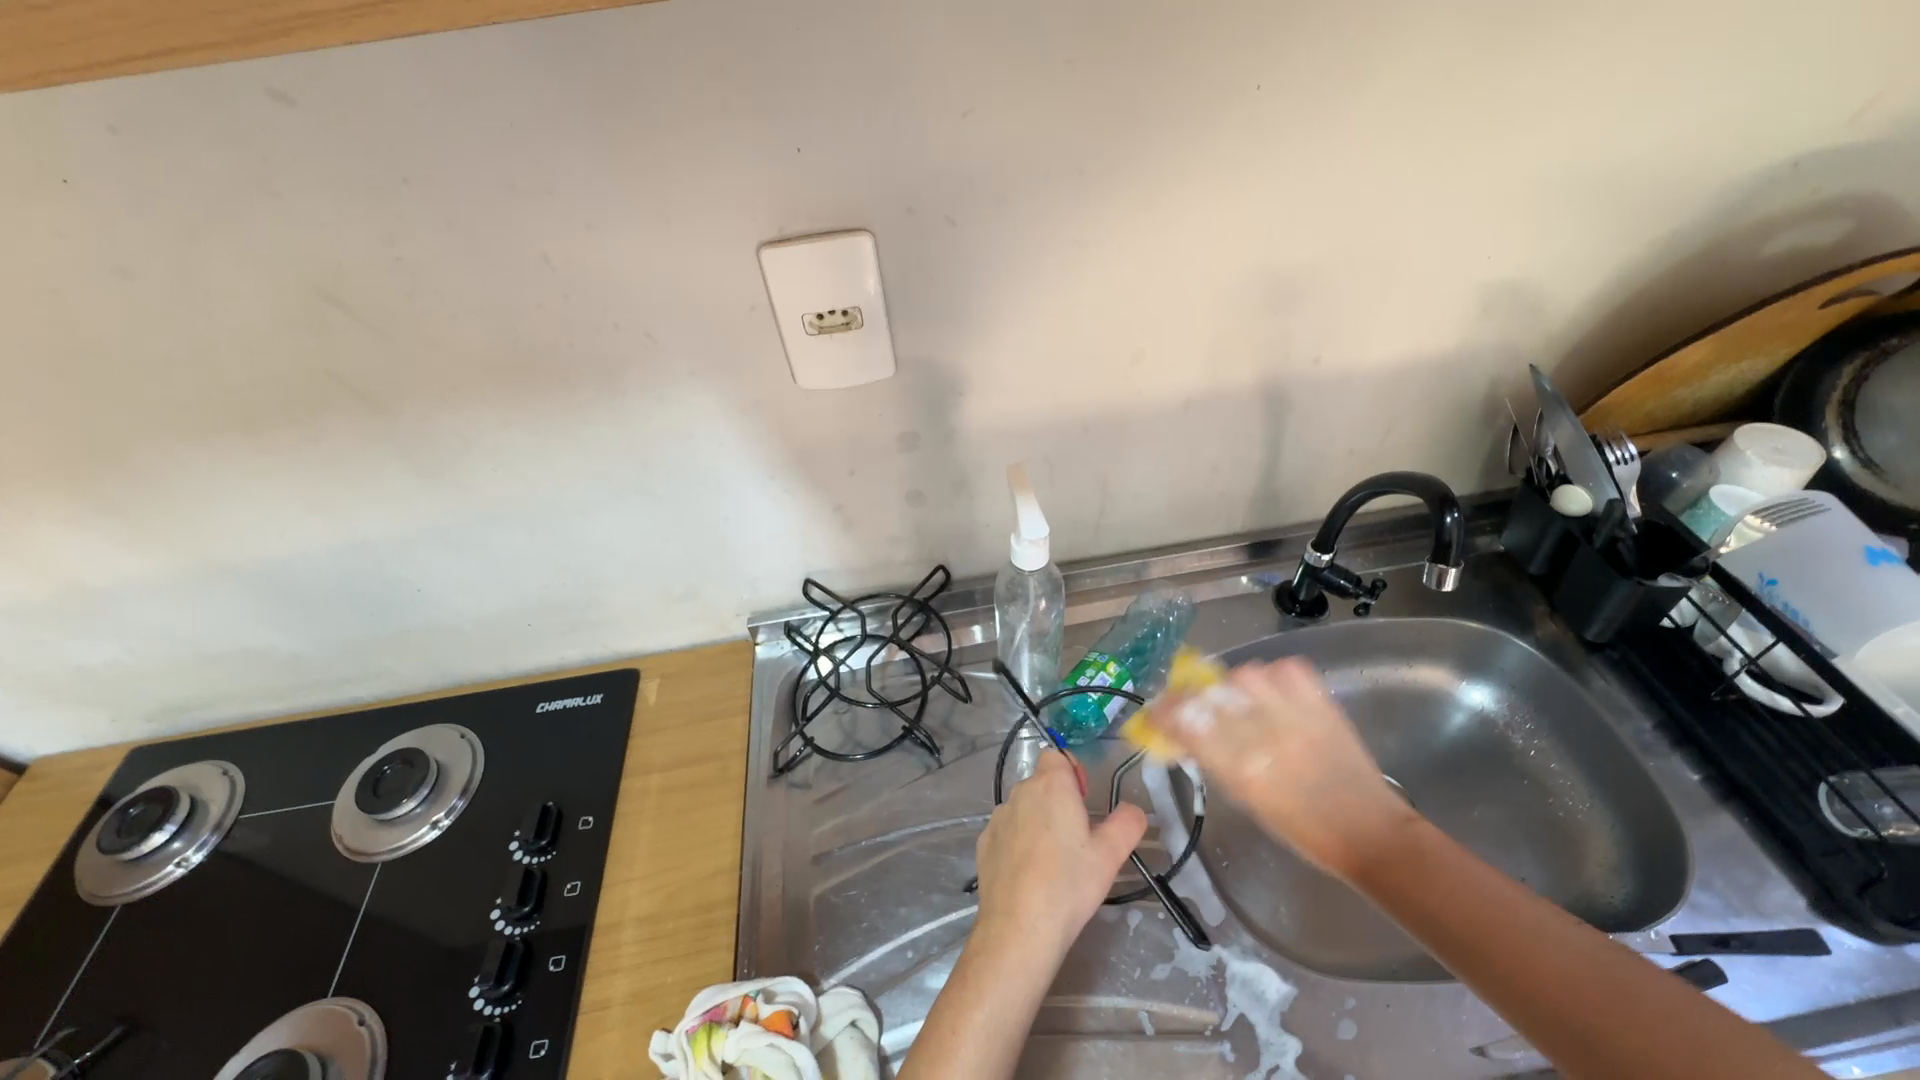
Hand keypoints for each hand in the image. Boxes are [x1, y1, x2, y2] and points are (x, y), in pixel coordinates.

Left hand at [973, 752, 1147, 958]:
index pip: (1057, 755)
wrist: (1019, 927)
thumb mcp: (1111, 854)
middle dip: (1058, 800)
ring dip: (1037, 822)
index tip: (1084, 802)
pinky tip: (1030, 874)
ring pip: (1022, 808)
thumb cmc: (1070, 884)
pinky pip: (1006, 832)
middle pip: (1040, 783)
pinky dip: (1018, 843)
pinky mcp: (984, 844)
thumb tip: (1132, 809)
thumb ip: (1128, 823)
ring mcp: (997, 819)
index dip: (1072, 773)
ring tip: (1053, 861)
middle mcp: (1019, 793)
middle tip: (1077, 838)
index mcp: (1051, 786)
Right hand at [1143, 657, 1416, 881]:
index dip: (1163, 713)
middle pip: (1211, 692)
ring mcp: (1296, 715)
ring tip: (1238, 699)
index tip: (1156, 714)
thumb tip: (1186, 735)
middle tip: (1193, 703)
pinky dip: (1274, 675)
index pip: (1184, 722)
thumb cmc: (1302, 831)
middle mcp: (1264, 735)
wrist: (1368, 831)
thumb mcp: (1248, 801)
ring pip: (1247, 674)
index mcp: (1241, 769)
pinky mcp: (1323, 705)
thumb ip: (1216, 761)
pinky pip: (1288, 670)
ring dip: (1234, 684)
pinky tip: (1272, 692)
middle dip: (1192, 695)